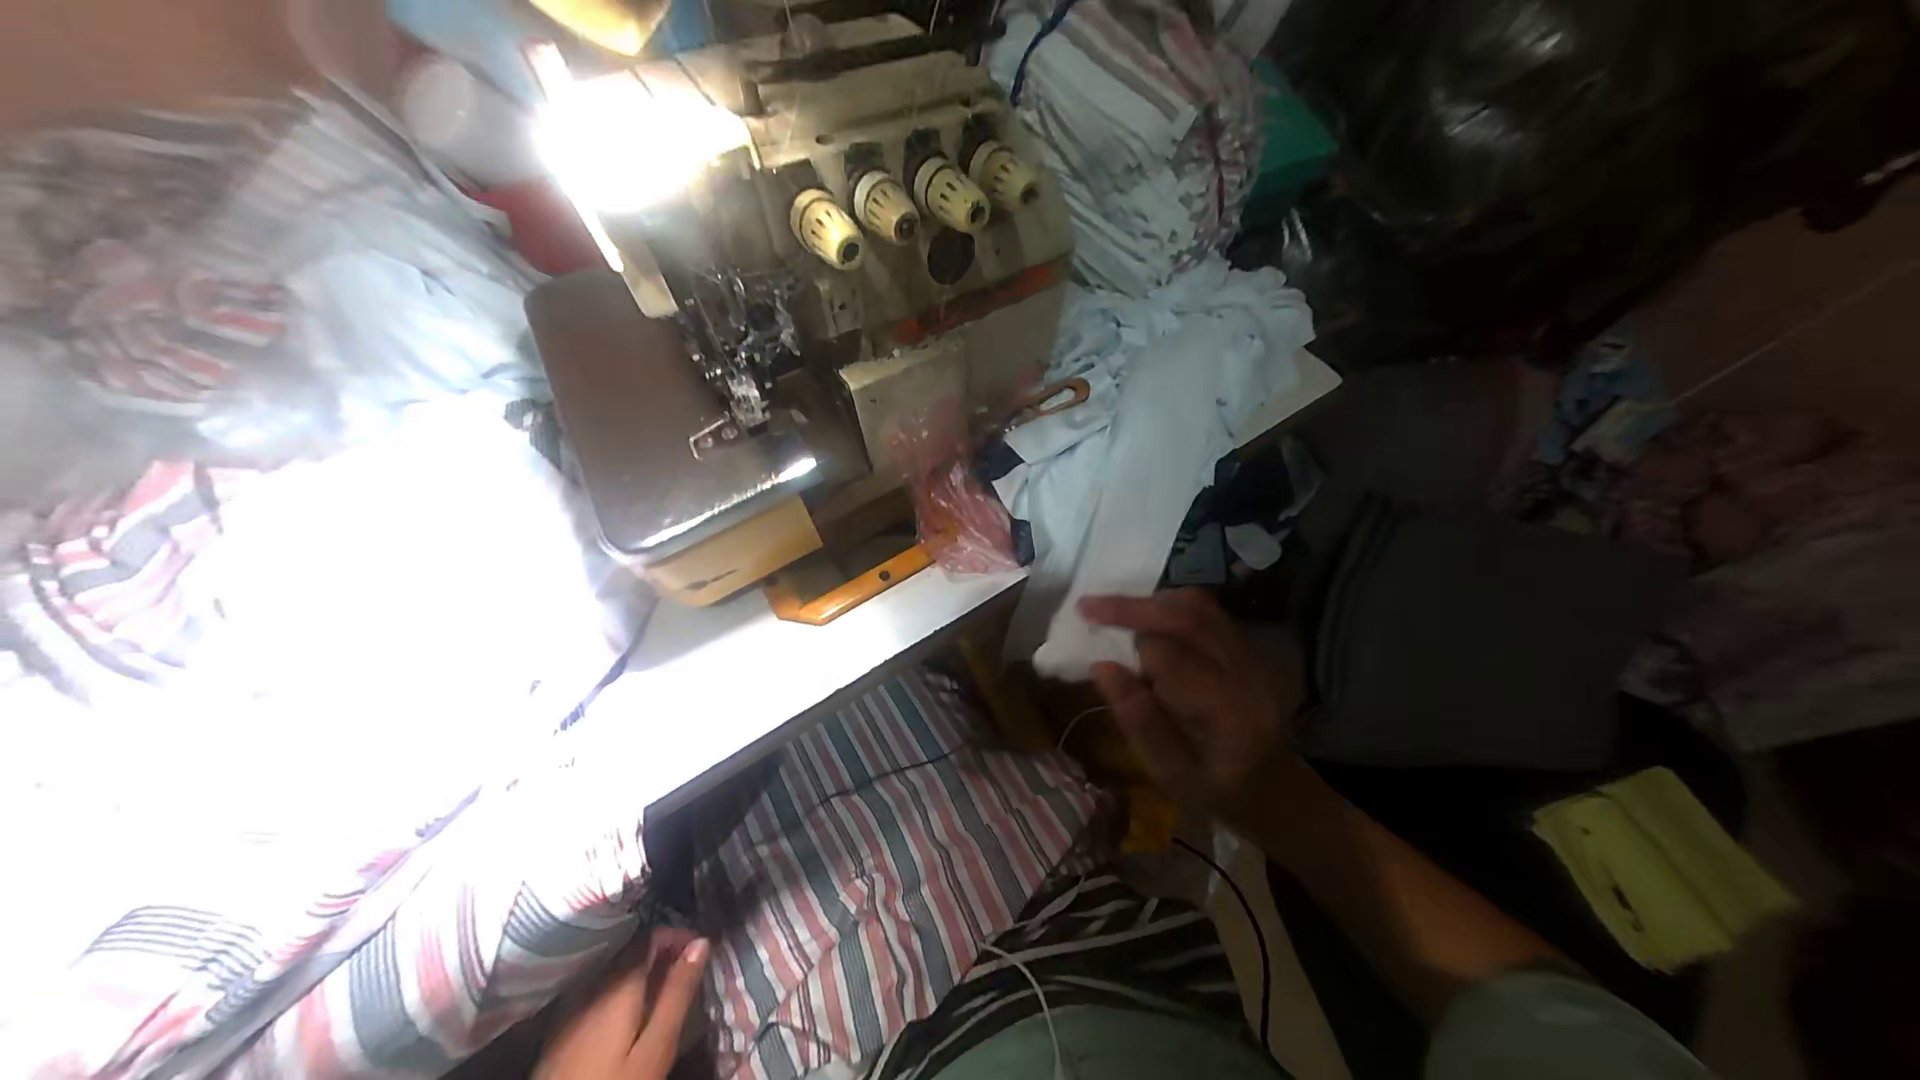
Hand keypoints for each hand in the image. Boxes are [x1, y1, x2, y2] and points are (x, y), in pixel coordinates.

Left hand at [536, 928, 710, 1079]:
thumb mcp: (656, 1048)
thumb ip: (678, 992)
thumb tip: (701, 942)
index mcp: (618, 984)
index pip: (650, 936)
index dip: (678, 936)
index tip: (701, 951)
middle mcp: (591, 985)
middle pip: (631, 951)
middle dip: (663, 954)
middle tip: (689, 973)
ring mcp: (570, 1008)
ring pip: (614, 970)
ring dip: (643, 972)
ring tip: (666, 993)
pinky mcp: (558, 1031)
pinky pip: (597, 991)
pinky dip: (621, 990)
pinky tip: (632, 1014)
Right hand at [1079, 589, 1304, 823]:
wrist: (1270, 787)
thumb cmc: (1214, 789)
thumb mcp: (1169, 773)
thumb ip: (1138, 720)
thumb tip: (1101, 666)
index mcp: (1232, 713)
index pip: (1174, 657)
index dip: (1133, 649)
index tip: (1101, 651)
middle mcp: (1254, 675)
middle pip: (1192, 618)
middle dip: (1135, 607)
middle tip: (1089, 606)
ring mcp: (1261, 658)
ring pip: (1202, 607)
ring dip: (1154, 604)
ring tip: (1116, 612)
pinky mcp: (1256, 648)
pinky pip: (1210, 614)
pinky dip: (1172, 610)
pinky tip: (1147, 622)